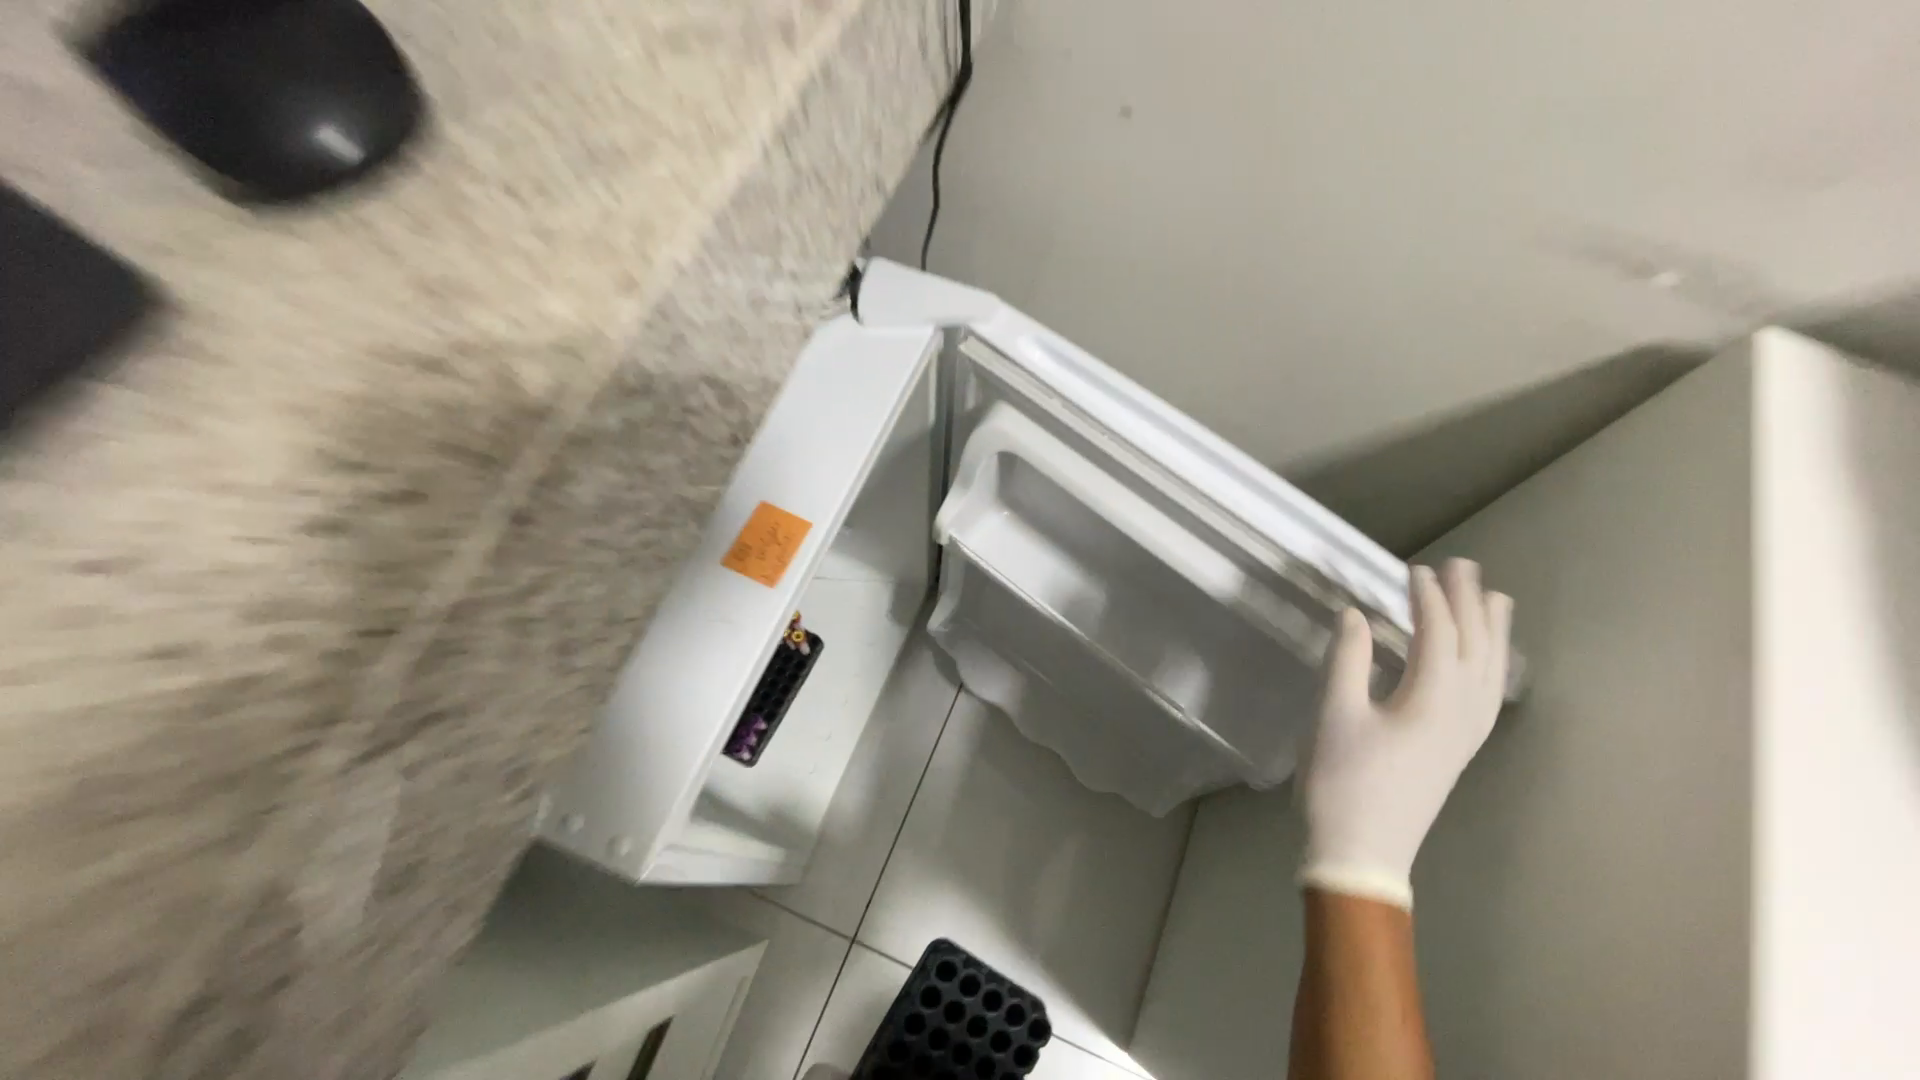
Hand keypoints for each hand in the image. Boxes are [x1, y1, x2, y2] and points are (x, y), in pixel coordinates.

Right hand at [1299, 559, 1512, 909]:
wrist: (1362, 852)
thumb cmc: (1341, 781)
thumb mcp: (1334, 715)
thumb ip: (1348, 660)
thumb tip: (1357, 614)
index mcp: (1431, 700)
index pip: (1438, 634)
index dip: (1427, 598)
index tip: (1414, 569)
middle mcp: (1462, 714)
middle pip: (1474, 647)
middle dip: (1468, 603)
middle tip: (1462, 565)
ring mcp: (1466, 736)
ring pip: (1490, 671)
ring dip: (1491, 631)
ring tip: (1494, 598)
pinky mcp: (1459, 751)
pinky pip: (1488, 694)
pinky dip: (1491, 665)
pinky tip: (1485, 661)